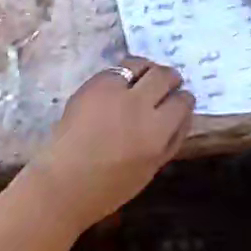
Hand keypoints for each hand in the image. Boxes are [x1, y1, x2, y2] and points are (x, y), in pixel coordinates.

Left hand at [23, 57, 194, 231]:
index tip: (182, 99)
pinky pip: (115, 70)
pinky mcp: (93, 84)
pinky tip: (121, 84)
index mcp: (156, 132)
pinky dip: (123, 74)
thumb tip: (182, 114)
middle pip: (164, 76)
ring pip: (139, 64)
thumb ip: (170, 139)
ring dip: (148, 69)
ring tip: (146, 76)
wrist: (65, 181)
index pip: (182, 102)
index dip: (185, 99)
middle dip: (171, 77)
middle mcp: (138, 106)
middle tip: (169, 81)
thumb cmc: (110, 187)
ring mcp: (114, 91)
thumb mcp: (152, 168)